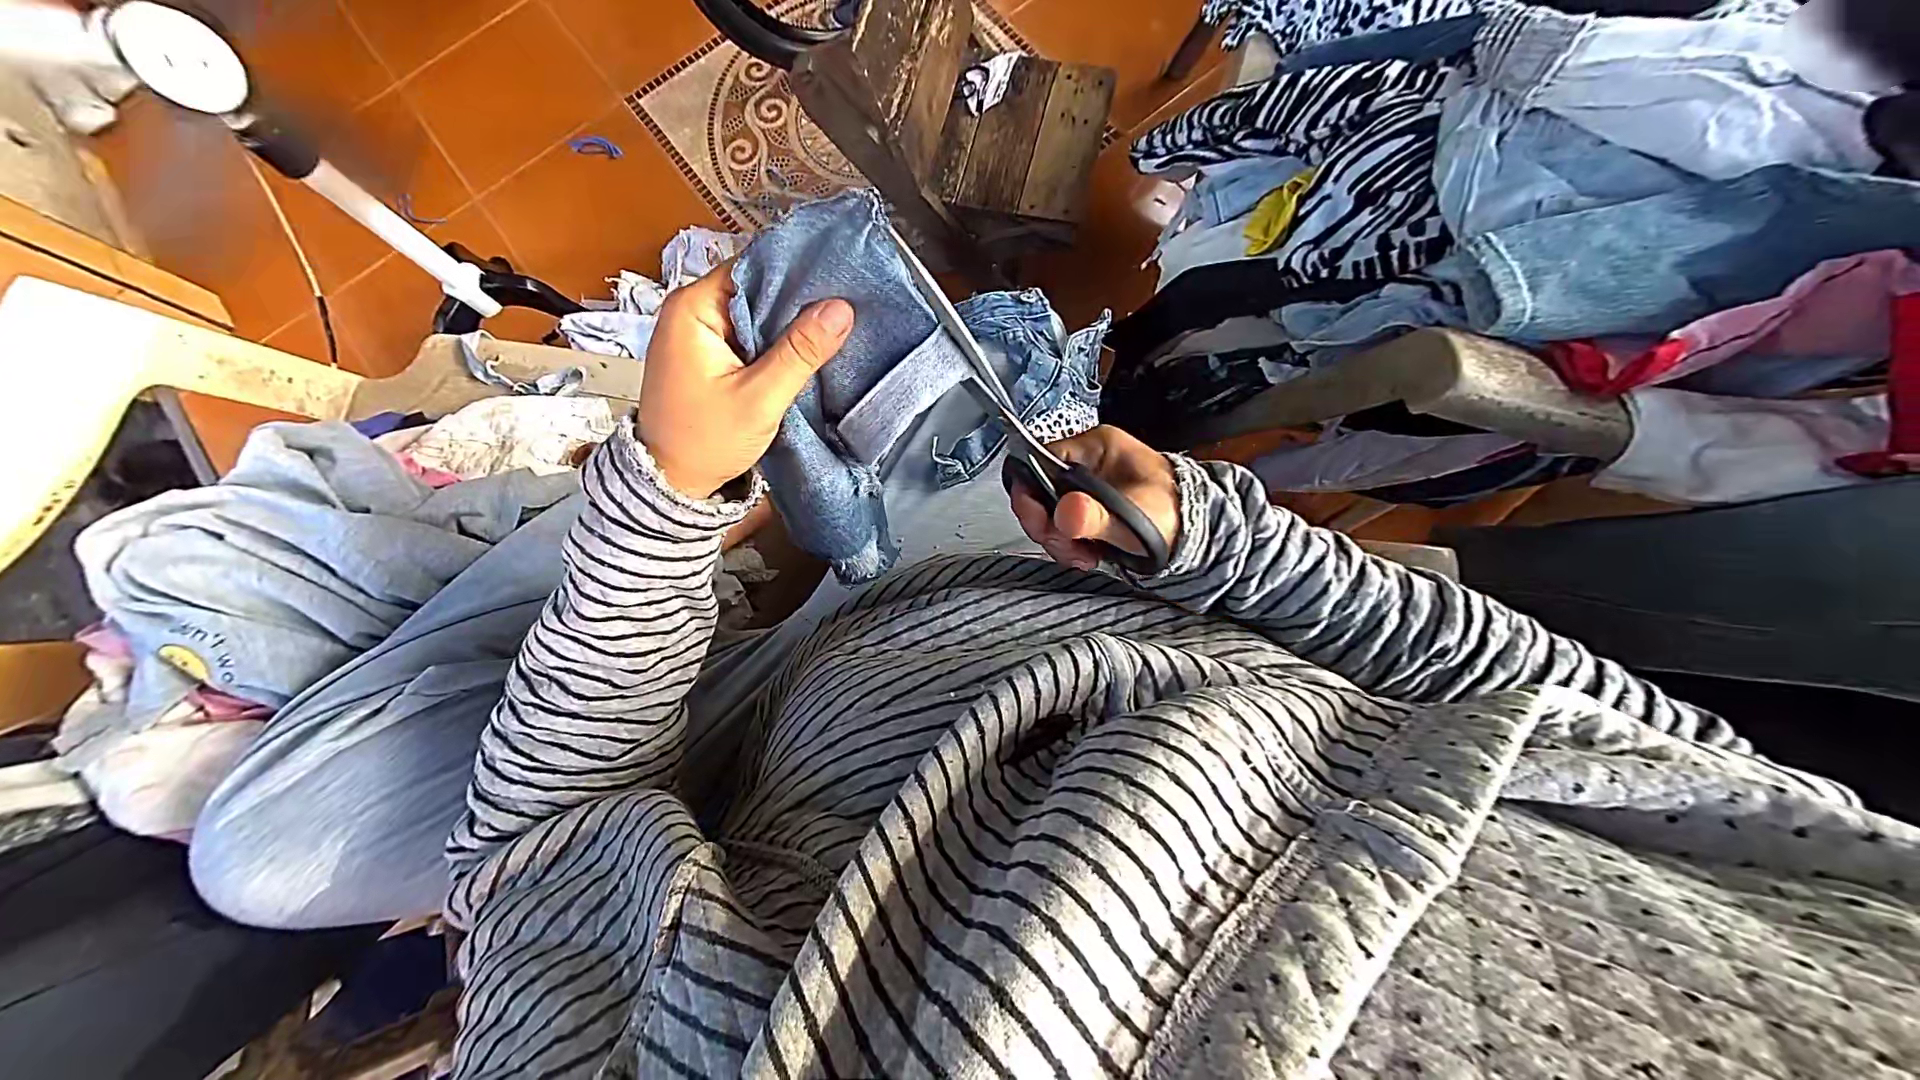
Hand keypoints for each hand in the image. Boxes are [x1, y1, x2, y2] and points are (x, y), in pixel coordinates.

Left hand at [639, 263, 855, 498]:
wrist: (673, 481)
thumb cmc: (704, 441)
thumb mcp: (759, 397)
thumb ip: (799, 352)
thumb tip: (840, 309)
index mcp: (693, 309)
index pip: (751, 266)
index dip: (794, 270)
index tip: (836, 276)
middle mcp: (692, 313)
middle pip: (755, 288)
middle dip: (796, 298)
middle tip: (843, 304)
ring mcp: (701, 335)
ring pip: (755, 314)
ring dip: (788, 323)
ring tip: (832, 324)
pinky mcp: (712, 356)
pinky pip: (750, 336)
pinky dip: (776, 342)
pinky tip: (806, 349)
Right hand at [1009, 425, 1179, 571]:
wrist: (1195, 532)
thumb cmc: (1174, 513)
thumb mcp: (1134, 516)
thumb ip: (1098, 517)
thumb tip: (1067, 512)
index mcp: (1096, 446)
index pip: (1038, 459)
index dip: (1030, 493)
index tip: (1041, 522)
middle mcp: (1086, 463)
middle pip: (1037, 490)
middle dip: (1046, 524)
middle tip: (1065, 544)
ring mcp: (1084, 486)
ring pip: (1046, 512)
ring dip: (1057, 539)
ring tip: (1081, 554)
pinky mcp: (1086, 508)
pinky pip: (1060, 525)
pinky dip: (1067, 545)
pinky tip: (1085, 554)